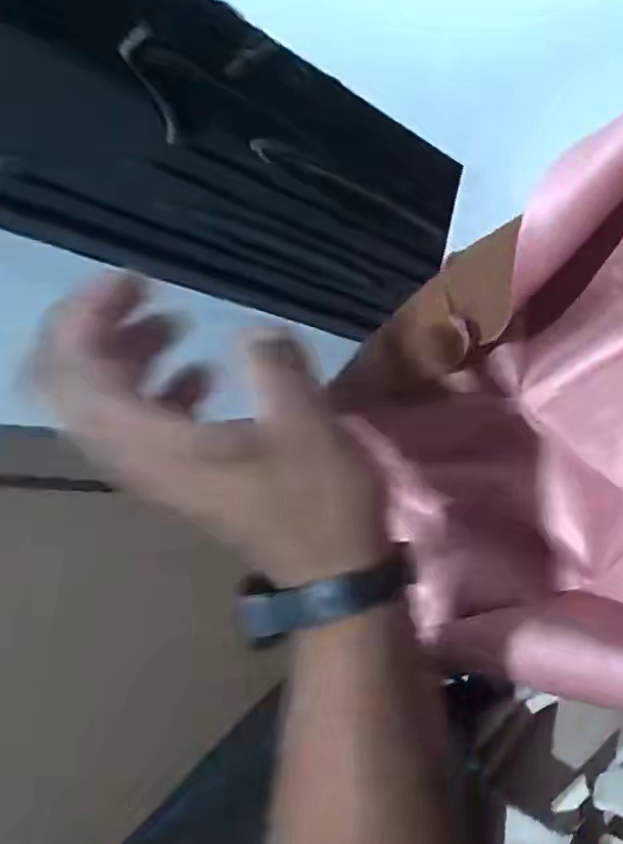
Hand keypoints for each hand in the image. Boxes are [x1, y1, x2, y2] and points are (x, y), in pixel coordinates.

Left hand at [27, 273, 389, 586]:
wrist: (329, 563)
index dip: (89, 315)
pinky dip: (157, 387)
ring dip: (127, 356)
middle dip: (98, 330)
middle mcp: (128, 453)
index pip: (72, 366)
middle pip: (72, 382)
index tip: (136, 279)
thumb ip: (279, 372)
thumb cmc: (319, 496)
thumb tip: (255, 329)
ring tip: (174, 324)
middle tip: (147, 294)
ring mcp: (154, 468)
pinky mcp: (184, 475)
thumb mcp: (309, 428)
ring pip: (104, 402)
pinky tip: (201, 373)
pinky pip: (139, 421)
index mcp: (145, 440)